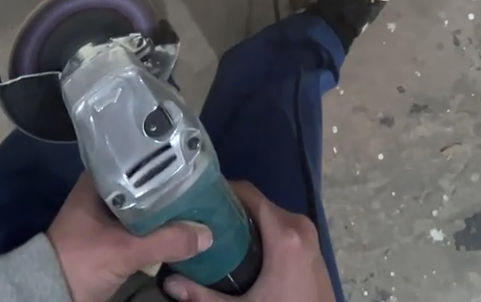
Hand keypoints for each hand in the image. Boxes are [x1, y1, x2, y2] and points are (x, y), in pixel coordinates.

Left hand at [47, 173, 213, 301]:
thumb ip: (165, 241)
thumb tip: (207, 232)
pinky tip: (178, 224)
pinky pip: (140, 221)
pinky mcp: (111, 233)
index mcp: (98, 179)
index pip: (134, 157)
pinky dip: (157, 224)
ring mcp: (107, 212)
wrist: (55, 293)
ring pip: (143, 203)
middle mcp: (103, 189)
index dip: (160, 158)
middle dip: (167, 185)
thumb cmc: (83, 259)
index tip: (188, 157)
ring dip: (163, 206)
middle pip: (142, 182)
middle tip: (198, 180)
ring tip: (195, 199)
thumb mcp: (125, 250)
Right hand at [163, 182, 335, 301]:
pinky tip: (242, 250)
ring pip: (268, 214)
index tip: (197, 199)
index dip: (221, 190)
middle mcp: (299, 225)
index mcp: (285, 232)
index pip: (247, 191)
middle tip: (202, 222)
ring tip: (218, 235)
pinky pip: (281, 226)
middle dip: (229, 209)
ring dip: (245, 221)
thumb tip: (168, 282)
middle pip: (256, 203)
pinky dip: (261, 231)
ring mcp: (309, 236)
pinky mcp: (312, 248)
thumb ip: (203, 295)